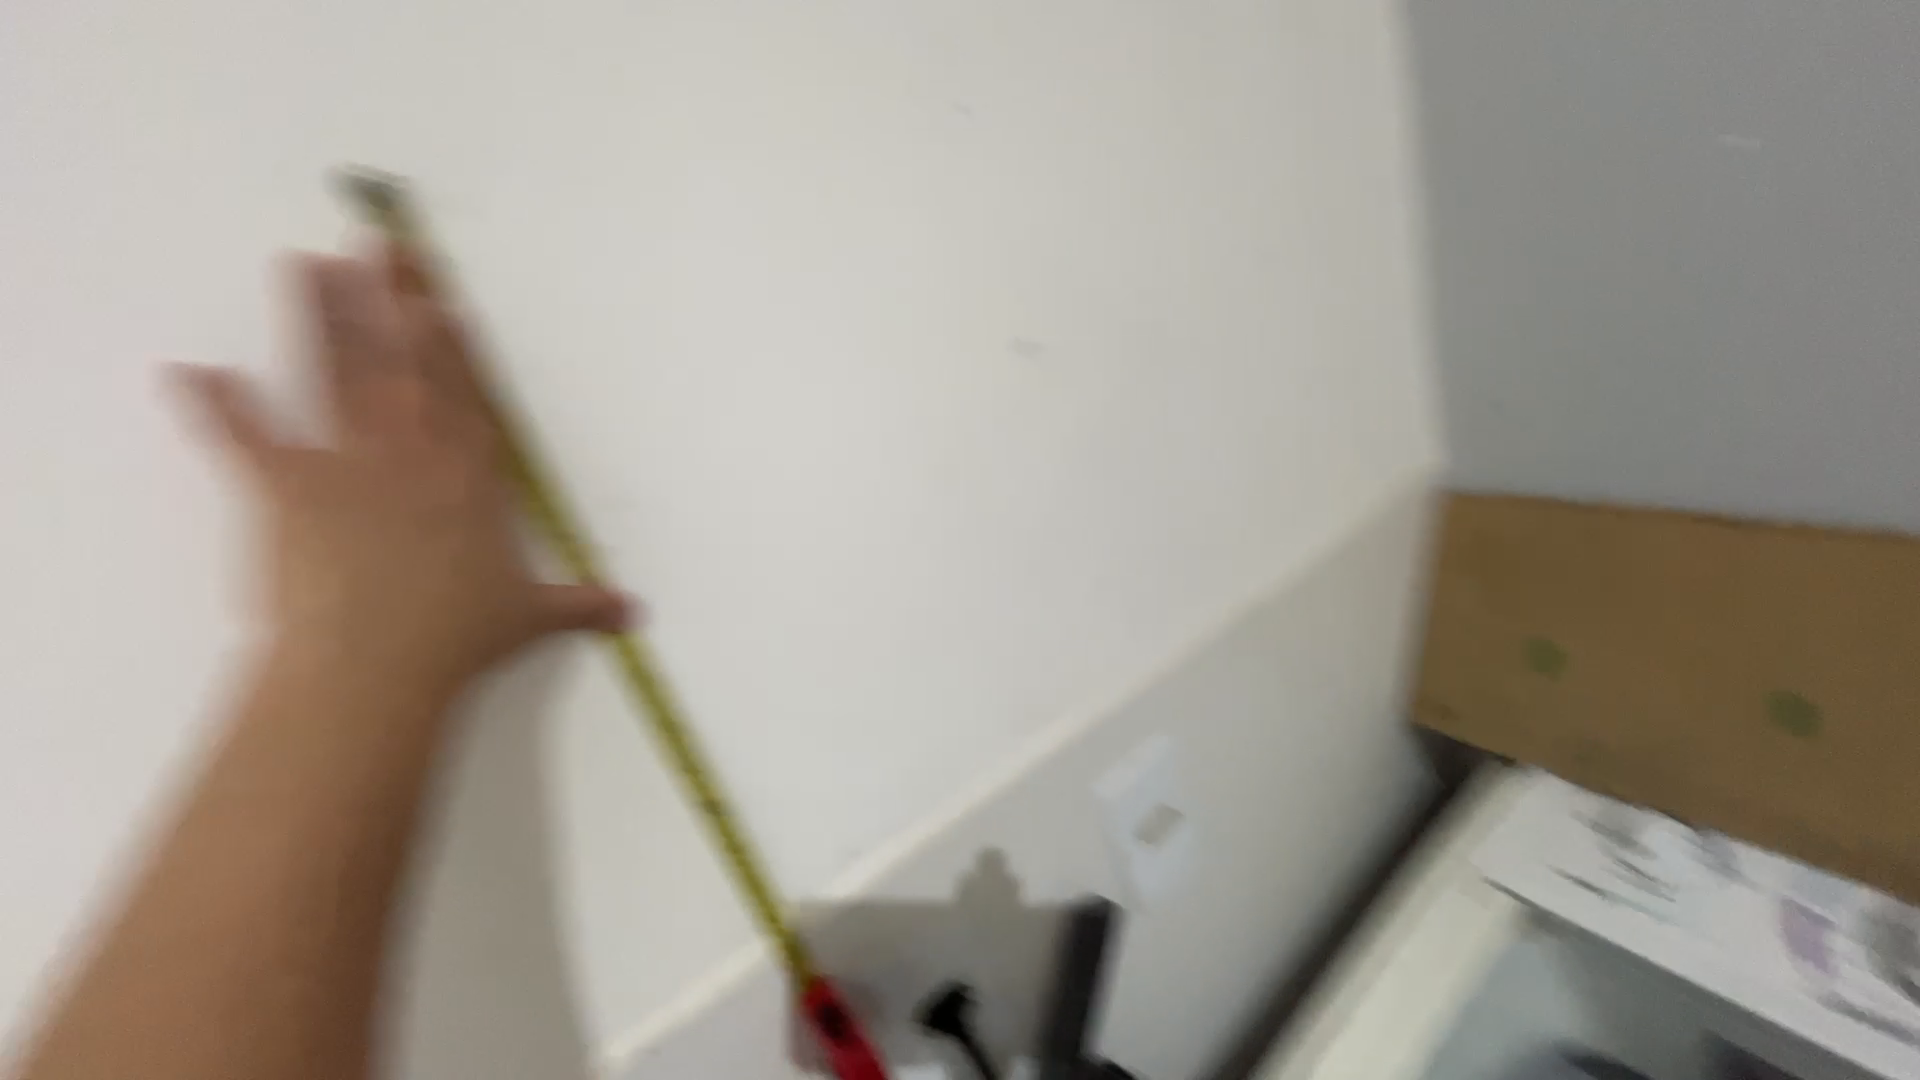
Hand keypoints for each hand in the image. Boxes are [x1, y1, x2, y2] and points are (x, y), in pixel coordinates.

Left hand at [174, 249, 629, 698]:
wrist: (375, 669)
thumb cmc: (460, 636)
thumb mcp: (532, 618)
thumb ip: (582, 605)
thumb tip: (637, 615)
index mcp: (470, 479)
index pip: (464, 398)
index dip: (451, 348)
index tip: (438, 300)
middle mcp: (411, 456)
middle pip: (404, 366)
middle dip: (391, 302)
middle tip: (379, 245)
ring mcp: (346, 468)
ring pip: (334, 380)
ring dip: (318, 321)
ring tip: (304, 264)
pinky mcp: (285, 493)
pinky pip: (247, 444)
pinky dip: (219, 410)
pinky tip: (193, 372)